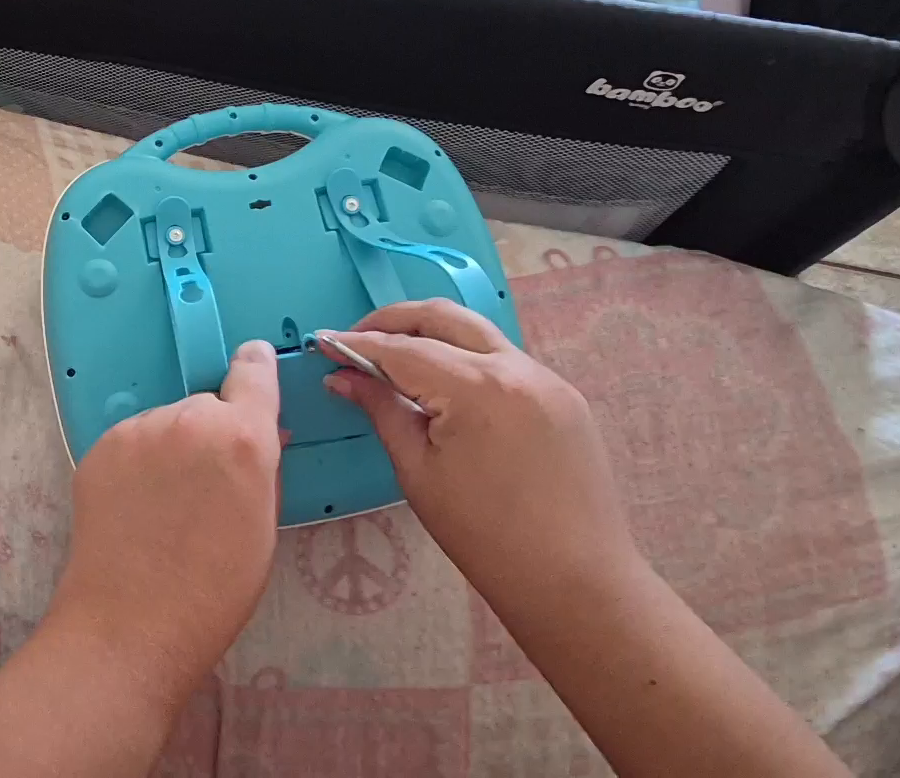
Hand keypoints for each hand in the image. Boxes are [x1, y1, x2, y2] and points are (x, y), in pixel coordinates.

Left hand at [48, 340, 284, 696]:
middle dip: (211, 432)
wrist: (129, 624)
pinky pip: (133, 440)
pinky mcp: (101, 446)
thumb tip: (265, 432)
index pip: (253, 371)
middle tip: (203, 484)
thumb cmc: (214, 590)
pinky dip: (139, 461)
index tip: (254, 364)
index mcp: (242, 438)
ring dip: (172, 446)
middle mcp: (190, 419)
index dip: (256, 368)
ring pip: (167, 422)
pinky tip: (135, 504)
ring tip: (164, 502)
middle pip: (207, 406)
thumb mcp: (263, 528)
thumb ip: (265, 467)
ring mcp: (138, 430)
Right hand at [324, 301, 638, 594]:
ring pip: (476, 331)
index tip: (322, 343)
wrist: (577, 583)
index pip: (402, 350)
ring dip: (429, 333)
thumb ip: (382, 410)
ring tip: (392, 357)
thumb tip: (343, 378)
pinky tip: (442, 385)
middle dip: (392, 320)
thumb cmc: (485, 536)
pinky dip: (463, 357)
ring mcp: (546, 378)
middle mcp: (516, 368)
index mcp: (476, 389)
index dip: (356, 345)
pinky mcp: (562, 395)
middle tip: (354, 339)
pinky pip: (502, 358)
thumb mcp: (418, 472)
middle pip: (442, 317)